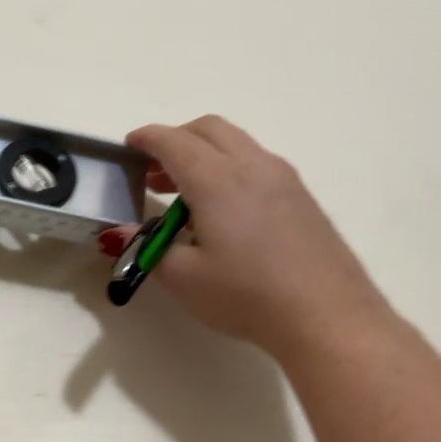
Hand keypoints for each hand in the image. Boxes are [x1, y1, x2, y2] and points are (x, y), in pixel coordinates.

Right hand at [105, 116, 392, 356]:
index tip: (128, 144)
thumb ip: (147, 247)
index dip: (147, 138)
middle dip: (175, 140)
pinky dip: (225, 168)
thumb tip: (116, 233)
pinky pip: (254, 163)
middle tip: (150, 170)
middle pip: (209, 130)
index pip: (175, 142)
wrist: (324, 312)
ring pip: (235, 144)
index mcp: (217, 181)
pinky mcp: (298, 195)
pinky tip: (216, 209)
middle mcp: (252, 166)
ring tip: (178, 192)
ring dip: (201, 154)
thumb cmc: (244, 295)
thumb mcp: (182, 277)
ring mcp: (282, 177)